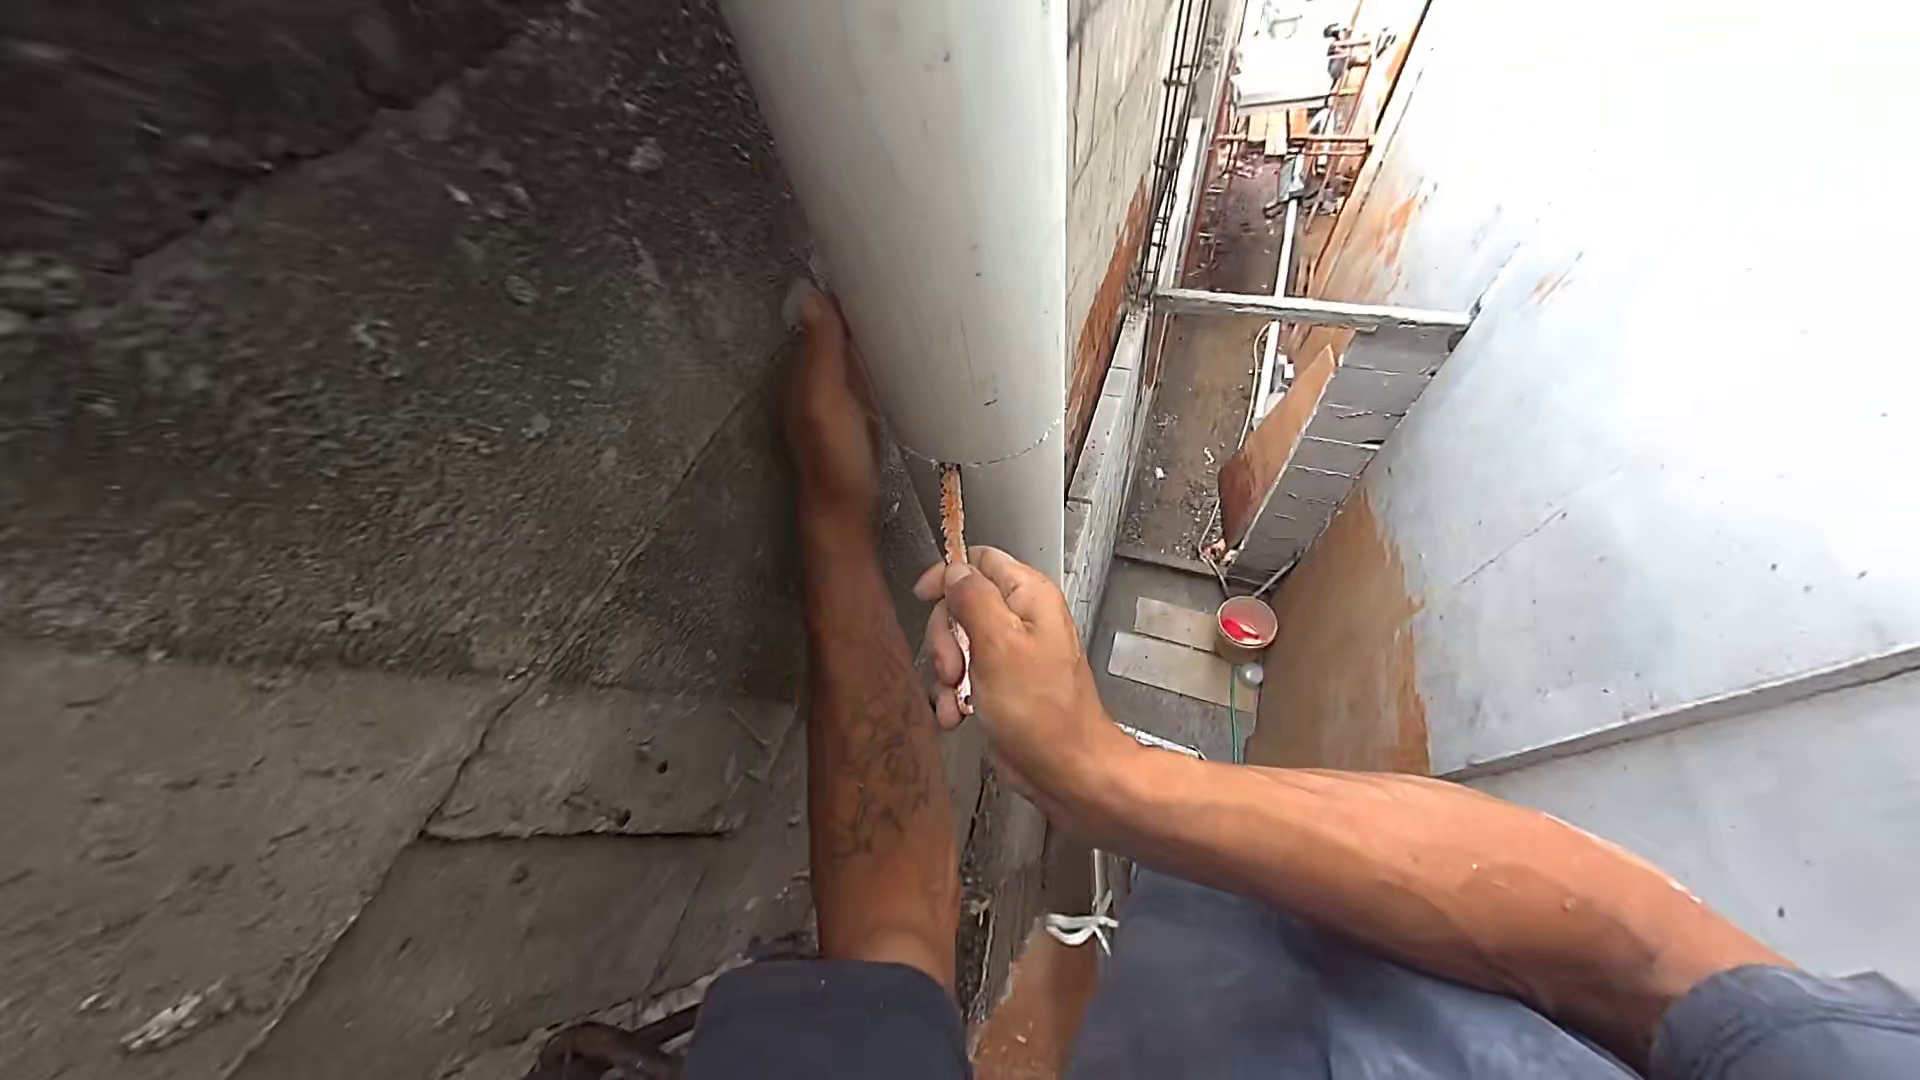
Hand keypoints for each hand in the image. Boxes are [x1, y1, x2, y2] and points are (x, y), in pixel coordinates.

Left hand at [783, 291, 880, 533]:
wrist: (848, 509)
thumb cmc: (835, 464)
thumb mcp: (825, 404)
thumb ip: (820, 355)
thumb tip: (811, 300)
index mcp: (803, 376)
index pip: (816, 319)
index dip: (836, 293)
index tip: (862, 267)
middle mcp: (817, 384)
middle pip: (834, 333)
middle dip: (854, 306)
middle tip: (886, 280)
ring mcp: (839, 400)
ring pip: (850, 352)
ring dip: (866, 331)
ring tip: (892, 305)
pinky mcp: (859, 415)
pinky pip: (866, 374)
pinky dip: (876, 357)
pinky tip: (891, 352)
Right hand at [914, 547, 1136, 814]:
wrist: (1065, 770)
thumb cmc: (1041, 711)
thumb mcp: (998, 644)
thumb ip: (973, 599)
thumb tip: (953, 571)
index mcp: (1029, 596)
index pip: (980, 560)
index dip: (949, 575)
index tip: (924, 597)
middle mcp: (1022, 618)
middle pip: (962, 604)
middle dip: (945, 637)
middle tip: (950, 667)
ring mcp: (1011, 651)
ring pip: (958, 642)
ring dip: (946, 672)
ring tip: (955, 698)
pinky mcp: (1001, 681)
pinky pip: (964, 673)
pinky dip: (954, 694)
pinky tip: (956, 714)